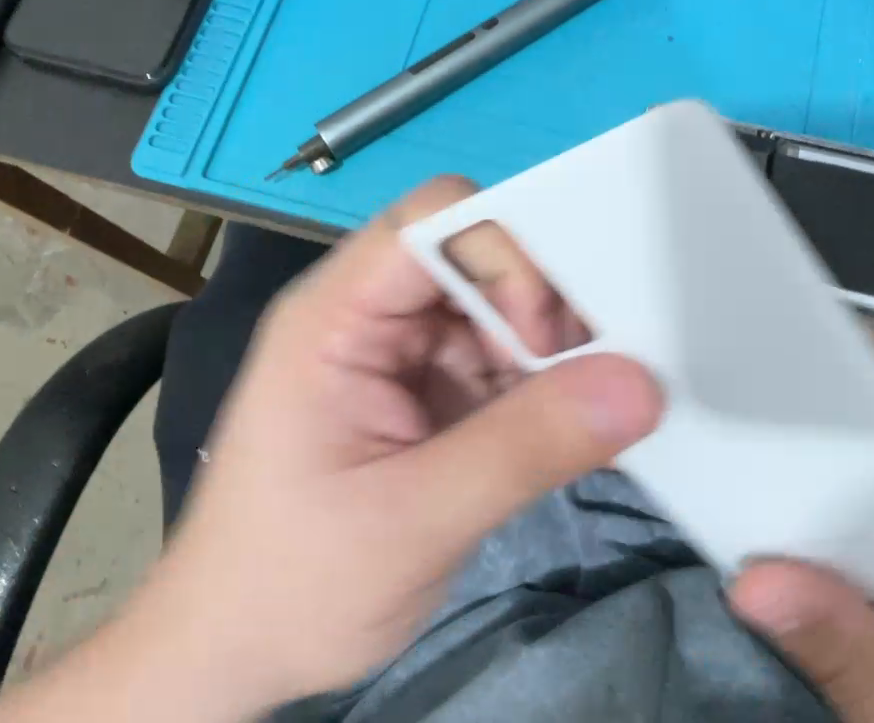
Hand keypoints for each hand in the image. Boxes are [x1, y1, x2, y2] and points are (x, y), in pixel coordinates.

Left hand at [127, 176, 662, 717]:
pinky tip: (573, 425)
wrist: (235, 652)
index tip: (548, 335)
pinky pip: (503, 361)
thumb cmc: (291, 583)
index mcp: (337, 316)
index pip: (431, 222)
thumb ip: (527, 447)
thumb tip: (638, 385)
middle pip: (475, 257)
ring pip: (499, 310)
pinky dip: (545, 386)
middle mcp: (372, 317)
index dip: (504, 253)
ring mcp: (404, 356)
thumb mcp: (415, 519)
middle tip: (596, 371)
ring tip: (592, 407)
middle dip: (542, 304)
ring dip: (552, 350)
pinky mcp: (431, 395)